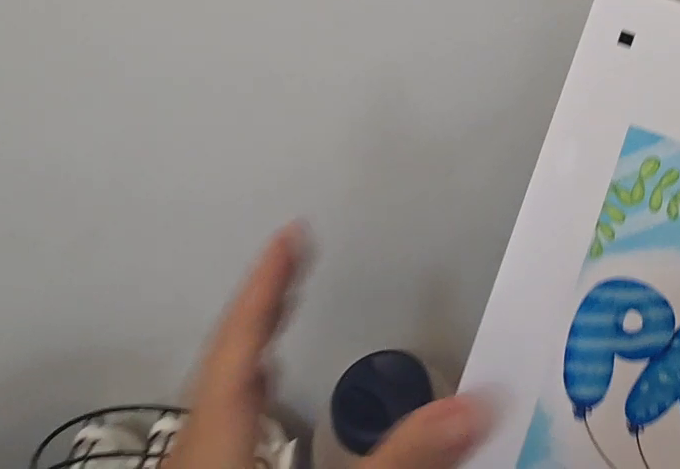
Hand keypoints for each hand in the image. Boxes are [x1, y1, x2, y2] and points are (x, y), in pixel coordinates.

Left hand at [165, 225, 490, 468]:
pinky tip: (261, 409)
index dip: (267, 282)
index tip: (289, 232)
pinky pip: (218, 428)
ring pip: (215, 399)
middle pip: (223, 362)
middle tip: (290, 261)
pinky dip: (242, 397)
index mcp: (220, 441)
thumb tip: (480, 402)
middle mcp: (198, 454)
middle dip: (260, 306)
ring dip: (249, 352)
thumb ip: (409, 456)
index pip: (240, 341)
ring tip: (275, 320)